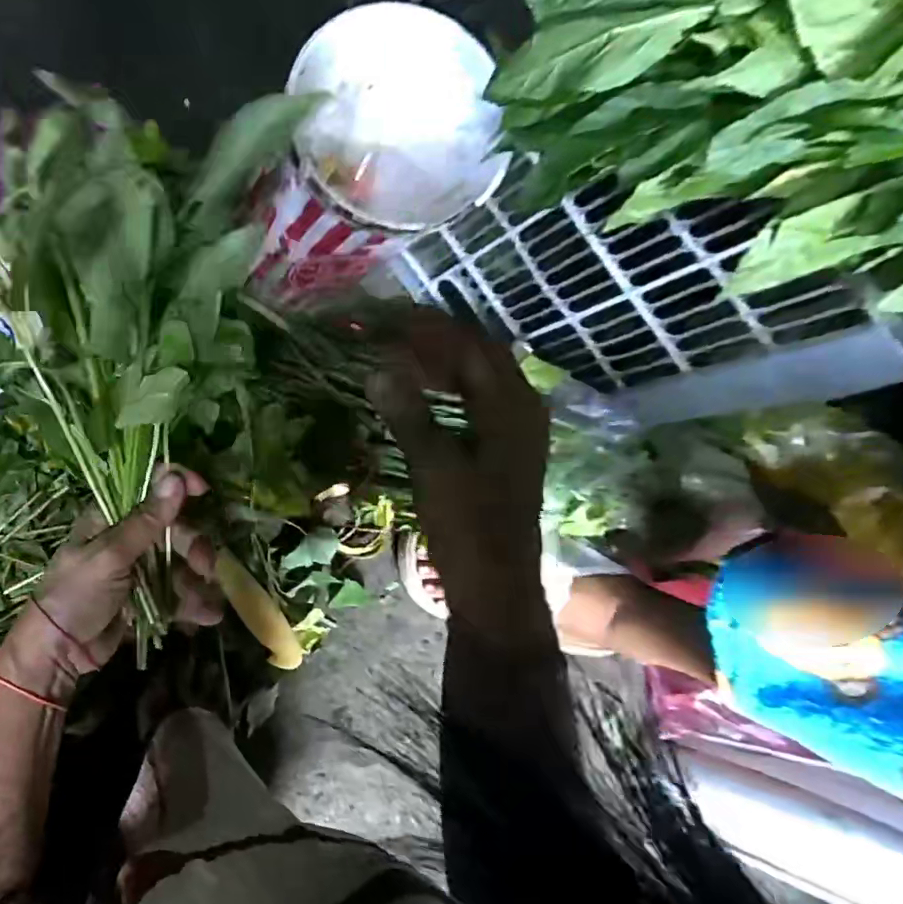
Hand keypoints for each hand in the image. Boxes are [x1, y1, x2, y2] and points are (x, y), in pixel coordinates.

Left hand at [0, 466, 222, 699]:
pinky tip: (208, 615)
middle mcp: (127, 540)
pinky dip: (192, 605)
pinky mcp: (145, 599)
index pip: (148, 489)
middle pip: (173, 530)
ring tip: (208, 603)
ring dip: (196, 582)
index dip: (176, 485)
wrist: (58, 651)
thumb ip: (147, 520)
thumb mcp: (110, 555)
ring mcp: (137, 570)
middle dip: (194, 547)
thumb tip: (176, 478)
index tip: (204, 491)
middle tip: (207, 567)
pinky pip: (175, 595)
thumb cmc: (76, 594)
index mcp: (111, 519)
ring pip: (178, 565)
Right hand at [367, 311, 553, 646]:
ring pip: (481, 376)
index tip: (387, 318)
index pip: (469, 346)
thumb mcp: (434, 468)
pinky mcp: (507, 450)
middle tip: (391, 329)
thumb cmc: (468, 527)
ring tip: (403, 352)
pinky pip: (480, 400)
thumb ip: (409, 414)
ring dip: (445, 360)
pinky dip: (452, 387)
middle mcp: (523, 408)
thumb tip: (379, 368)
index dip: (428, 328)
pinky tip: (427, 392)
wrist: (496, 585)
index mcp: (511, 407)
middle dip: (437, 337)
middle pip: (480, 354)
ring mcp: (519, 430)